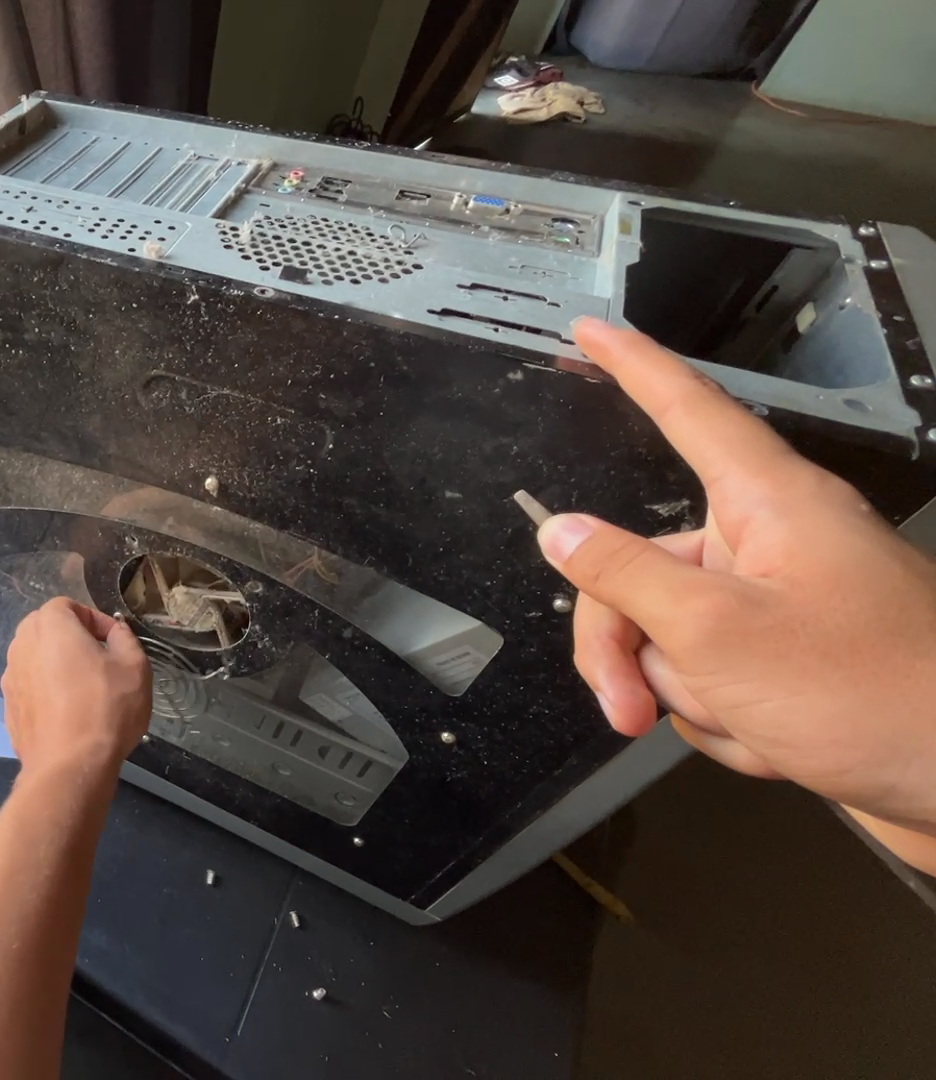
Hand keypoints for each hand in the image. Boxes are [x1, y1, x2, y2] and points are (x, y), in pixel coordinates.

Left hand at [1, 598, 152, 788]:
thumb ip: (124, 638)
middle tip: (101, 661)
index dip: (95, 620)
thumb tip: (115, 630)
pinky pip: (31, 686)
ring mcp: (10, 676)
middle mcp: (21, 644)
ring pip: (37, 658)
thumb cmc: (105, 707)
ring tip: (86, 688)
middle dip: (73, 638)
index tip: (115, 642)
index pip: (69, 605)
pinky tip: (68, 712)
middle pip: (47, 628)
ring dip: (58, 664)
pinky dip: (47, 690)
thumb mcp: (134, 666)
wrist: (69, 764)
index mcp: (49, 625)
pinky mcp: (9, 705)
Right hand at [543, 317, 935, 840]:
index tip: (590, 328)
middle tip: (627, 708)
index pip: (687, 412)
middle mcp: (761, 545)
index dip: (632, 367)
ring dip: (672, 688)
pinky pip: (692, 671)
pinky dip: (712, 712)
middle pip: (631, 568)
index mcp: (766, 509)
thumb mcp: (718, 632)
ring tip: (739, 723)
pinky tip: (764, 735)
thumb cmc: (872, 695)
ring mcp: (768, 605)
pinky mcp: (776, 659)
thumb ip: (620, 573)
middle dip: (619, 647)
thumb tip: (557, 530)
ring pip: (653, 630)